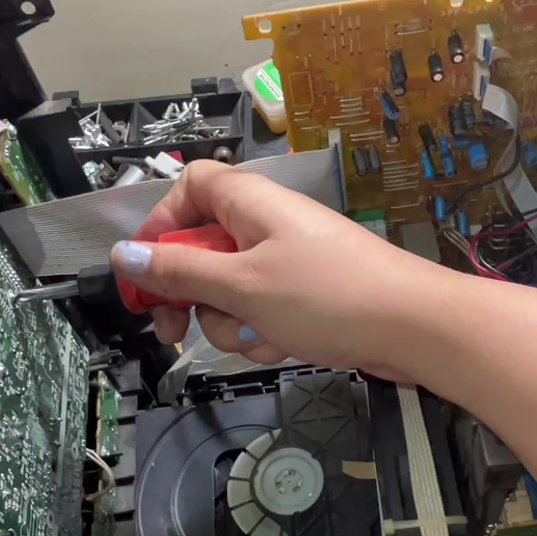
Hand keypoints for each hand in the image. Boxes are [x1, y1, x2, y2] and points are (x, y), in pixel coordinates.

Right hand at [112, 160, 456, 377]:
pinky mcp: (305, 294)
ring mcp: (287, 260)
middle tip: (178, 332)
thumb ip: (179, 272)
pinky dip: (263, 332)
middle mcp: (266, 224)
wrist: (412, 327)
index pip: (187, 189)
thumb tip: (123, 255)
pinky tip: (284, 346)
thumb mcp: (241, 286)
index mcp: (248, 201)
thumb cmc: (327, 296)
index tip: (143, 272)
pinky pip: (261, 310)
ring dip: (231, 323)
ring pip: (228, 290)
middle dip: (192, 295)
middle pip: (201, 249)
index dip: (159, 226)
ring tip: (260, 337)